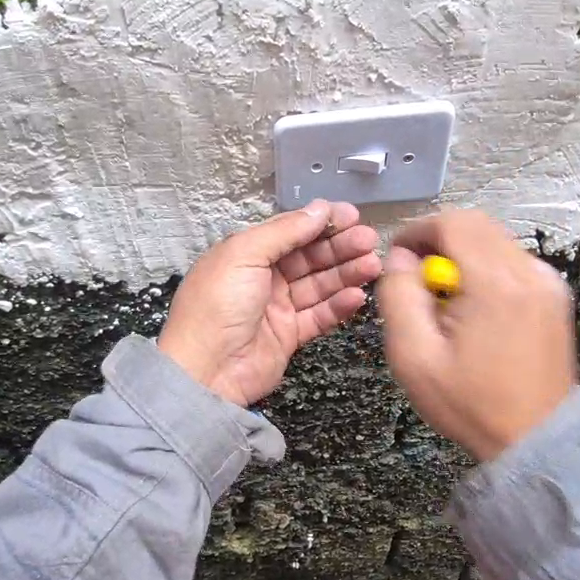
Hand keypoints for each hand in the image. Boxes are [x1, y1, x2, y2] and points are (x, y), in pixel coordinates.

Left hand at [159, 200, 381, 405]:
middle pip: (309, 257)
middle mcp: (262, 278)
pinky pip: (319, 316)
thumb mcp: (244, 255)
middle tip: (370, 240)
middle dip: (340, 247)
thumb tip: (319, 209)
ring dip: (346, 273)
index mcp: (246, 254)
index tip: (352, 216)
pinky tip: (358, 295)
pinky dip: (339, 306)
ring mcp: (276, 308)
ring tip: (373, 265)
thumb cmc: (216, 306)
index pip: (291, 232)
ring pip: (319, 285)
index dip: (321, 223)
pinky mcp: (289, 336)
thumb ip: (284, 231)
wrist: (206, 370)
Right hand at [377, 210, 576, 460]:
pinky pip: (513, 262)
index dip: (417, 230)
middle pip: (476, 225)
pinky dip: (486, 271)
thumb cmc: (469, 403)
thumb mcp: (413, 356)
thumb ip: (398, 296)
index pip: (453, 222)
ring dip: (463, 256)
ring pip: (495, 241)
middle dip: (438, 241)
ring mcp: (548, 282)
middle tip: (415, 278)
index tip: (396, 257)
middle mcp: (529, 271)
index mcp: (495, 282)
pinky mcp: (556, 296)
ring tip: (443, 300)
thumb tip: (399, 257)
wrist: (535, 439)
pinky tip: (474, 310)